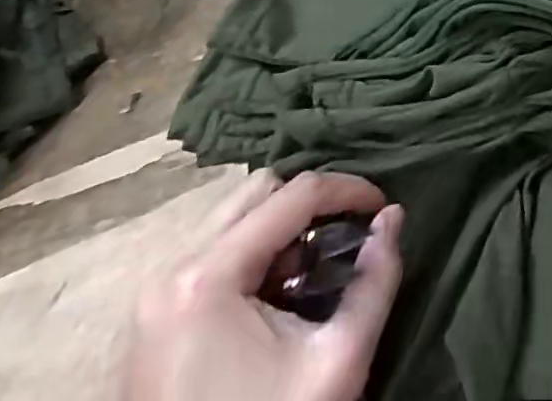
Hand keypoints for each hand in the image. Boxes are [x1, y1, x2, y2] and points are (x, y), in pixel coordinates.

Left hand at [131, 169, 404, 400]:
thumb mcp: (338, 362)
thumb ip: (375, 282)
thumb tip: (394, 218)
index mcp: (209, 275)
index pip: (293, 194)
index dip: (348, 189)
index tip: (384, 207)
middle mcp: (173, 267)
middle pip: (258, 192)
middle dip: (311, 202)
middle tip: (348, 233)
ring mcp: (158, 289)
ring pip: (234, 215)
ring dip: (283, 224)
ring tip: (317, 264)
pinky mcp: (157, 311)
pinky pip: (216, 248)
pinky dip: (256, 249)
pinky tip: (280, 290)